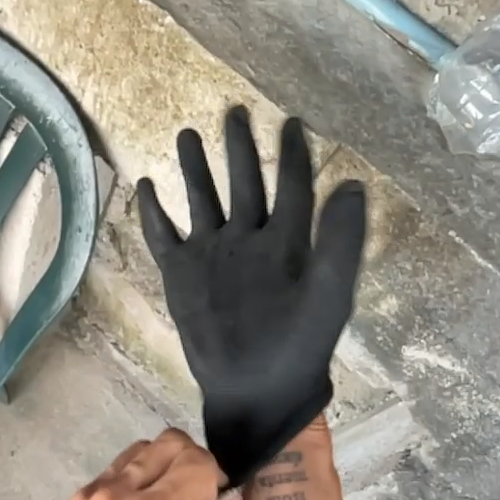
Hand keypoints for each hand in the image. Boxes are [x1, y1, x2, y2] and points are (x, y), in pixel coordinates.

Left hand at [11, 430, 238, 499]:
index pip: (196, 463)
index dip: (216, 478)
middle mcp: (117, 493)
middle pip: (167, 443)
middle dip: (192, 461)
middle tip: (198, 499)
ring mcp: (90, 495)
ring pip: (138, 451)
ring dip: (161, 466)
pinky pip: (113, 472)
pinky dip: (134, 479)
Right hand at [137, 107, 367, 484]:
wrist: (254, 387)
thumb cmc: (298, 344)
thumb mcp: (330, 294)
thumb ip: (341, 241)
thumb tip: (354, 183)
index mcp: (286, 241)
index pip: (290, 185)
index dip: (293, 154)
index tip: (292, 121)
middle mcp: (247, 239)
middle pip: (242, 182)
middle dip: (238, 148)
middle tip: (235, 112)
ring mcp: (211, 255)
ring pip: (201, 199)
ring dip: (195, 169)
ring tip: (186, 134)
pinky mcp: (181, 274)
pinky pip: (163, 235)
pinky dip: (153, 212)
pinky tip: (146, 186)